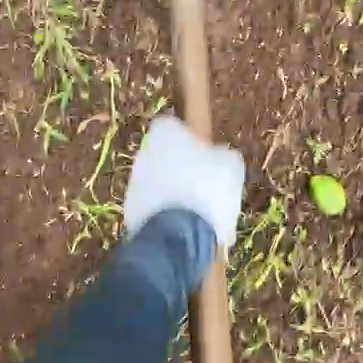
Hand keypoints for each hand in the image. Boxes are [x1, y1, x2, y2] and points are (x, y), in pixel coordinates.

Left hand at [123, 115, 245, 253]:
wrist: (179, 234)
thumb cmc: (208, 190)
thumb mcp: (231, 165)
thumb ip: (221, 154)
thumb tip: (217, 156)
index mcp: (165, 132)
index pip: (176, 128)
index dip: (193, 143)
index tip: (208, 159)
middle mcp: (143, 152)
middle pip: (168, 159)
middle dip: (185, 173)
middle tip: (208, 190)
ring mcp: (134, 183)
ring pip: (162, 187)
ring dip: (179, 197)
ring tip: (204, 218)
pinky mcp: (131, 212)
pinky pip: (156, 210)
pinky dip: (170, 218)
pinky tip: (190, 231)